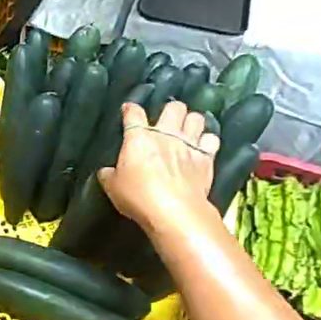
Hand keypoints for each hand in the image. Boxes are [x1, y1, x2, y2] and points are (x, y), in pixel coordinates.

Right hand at [98, 101, 219, 234]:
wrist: (174, 212)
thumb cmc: (138, 196)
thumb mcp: (112, 185)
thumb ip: (109, 172)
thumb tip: (108, 171)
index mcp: (138, 138)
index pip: (133, 113)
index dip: (130, 109)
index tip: (128, 110)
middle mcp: (166, 135)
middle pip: (174, 107)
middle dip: (170, 110)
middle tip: (165, 119)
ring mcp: (189, 145)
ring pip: (196, 118)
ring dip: (191, 121)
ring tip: (185, 128)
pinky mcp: (207, 158)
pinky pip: (212, 139)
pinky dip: (207, 139)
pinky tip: (202, 144)